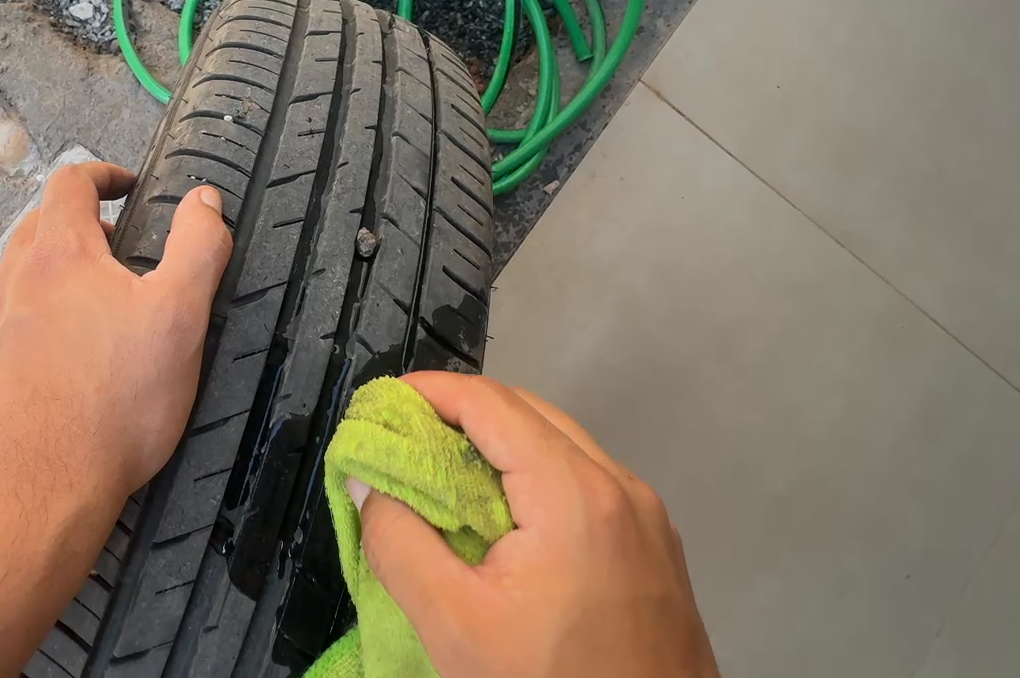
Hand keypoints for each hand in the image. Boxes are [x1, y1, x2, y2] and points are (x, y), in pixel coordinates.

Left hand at [0, 162, 232, 499]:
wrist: (38, 491)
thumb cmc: (117, 398)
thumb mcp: (180, 315)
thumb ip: (198, 246)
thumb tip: (204, 198)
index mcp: (61, 253)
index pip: (70, 182)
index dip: (102, 173)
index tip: (129, 186)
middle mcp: (15, 279)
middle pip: (39, 223)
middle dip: (79, 219)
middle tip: (118, 245)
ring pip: (17, 271)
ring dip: (53, 264)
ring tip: (92, 296)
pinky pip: (6, 317)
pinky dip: (34, 309)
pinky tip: (60, 351)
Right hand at [355, 373, 718, 677]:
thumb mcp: (455, 628)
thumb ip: (397, 541)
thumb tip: (367, 481)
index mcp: (575, 492)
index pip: (489, 402)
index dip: (429, 391)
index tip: (380, 405)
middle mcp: (618, 485)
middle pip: (524, 410)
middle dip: (458, 411)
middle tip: (402, 438)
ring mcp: (643, 514)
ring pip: (555, 439)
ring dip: (494, 441)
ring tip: (440, 471)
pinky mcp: (652, 544)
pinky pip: (580, 476)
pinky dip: (530, 471)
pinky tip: (499, 513)